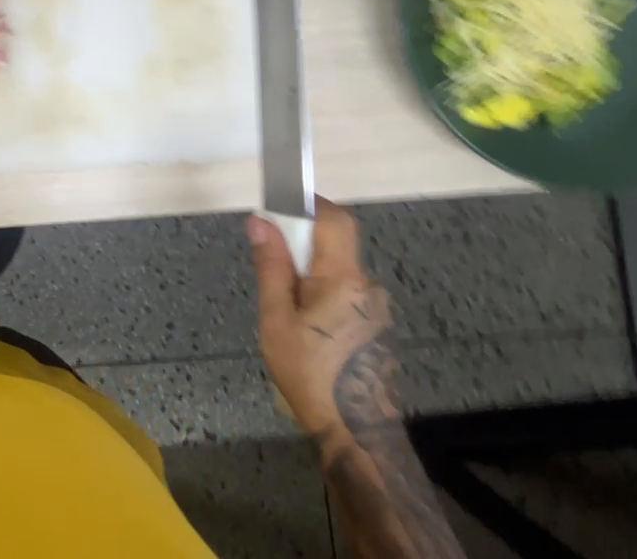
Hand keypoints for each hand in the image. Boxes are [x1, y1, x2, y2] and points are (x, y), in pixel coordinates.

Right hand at [247, 198, 393, 438]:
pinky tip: (306, 329)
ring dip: (310, 275)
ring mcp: (376, 307)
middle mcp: (366, 285)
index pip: (334, 219)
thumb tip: (260, 221)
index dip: (309, 203)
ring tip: (284, 312)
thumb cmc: (309, 372)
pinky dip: (322, 295)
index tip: (279, 205)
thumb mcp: (276, 319)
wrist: (357, 432)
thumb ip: (270, 267)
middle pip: (334, 243)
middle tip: (270, 271)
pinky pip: (346, 293)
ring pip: (338, 271)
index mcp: (342, 278)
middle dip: (300, 245)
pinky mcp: (376, 325)